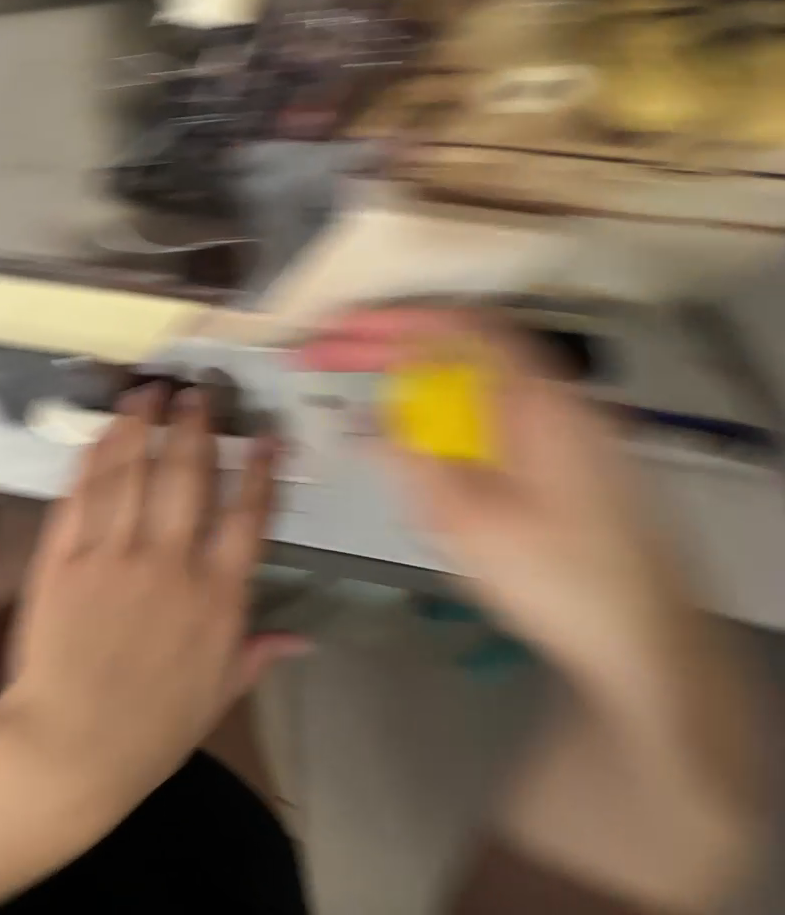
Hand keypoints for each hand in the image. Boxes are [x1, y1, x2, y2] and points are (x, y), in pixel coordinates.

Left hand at [0, 385, 306, 836]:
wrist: (71, 739)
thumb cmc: (150, 727)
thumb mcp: (217, 695)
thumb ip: (256, 653)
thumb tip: (302, 636)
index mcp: (218, 599)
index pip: (247, 518)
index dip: (258, 472)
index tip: (265, 437)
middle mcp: (168, 564)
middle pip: (186, 478)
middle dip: (194, 428)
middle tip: (196, 392)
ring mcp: (111, 555)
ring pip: (130, 474)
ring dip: (139, 426)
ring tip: (147, 392)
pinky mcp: (62, 556)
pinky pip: (80, 496)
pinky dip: (91, 459)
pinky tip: (100, 434)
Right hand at [298, 307, 695, 699]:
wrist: (647, 644)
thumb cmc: (552, 577)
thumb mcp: (463, 515)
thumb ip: (411, 453)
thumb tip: (370, 413)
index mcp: (539, 404)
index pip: (460, 328)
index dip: (390, 320)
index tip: (332, 329)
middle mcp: (557, 404)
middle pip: (462, 350)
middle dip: (383, 347)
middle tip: (317, 355)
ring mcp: (565, 433)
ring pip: (472, 382)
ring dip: (406, 377)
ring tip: (348, 390)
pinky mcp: (563, 462)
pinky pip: (487, 412)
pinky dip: (434, 407)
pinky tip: (405, 436)